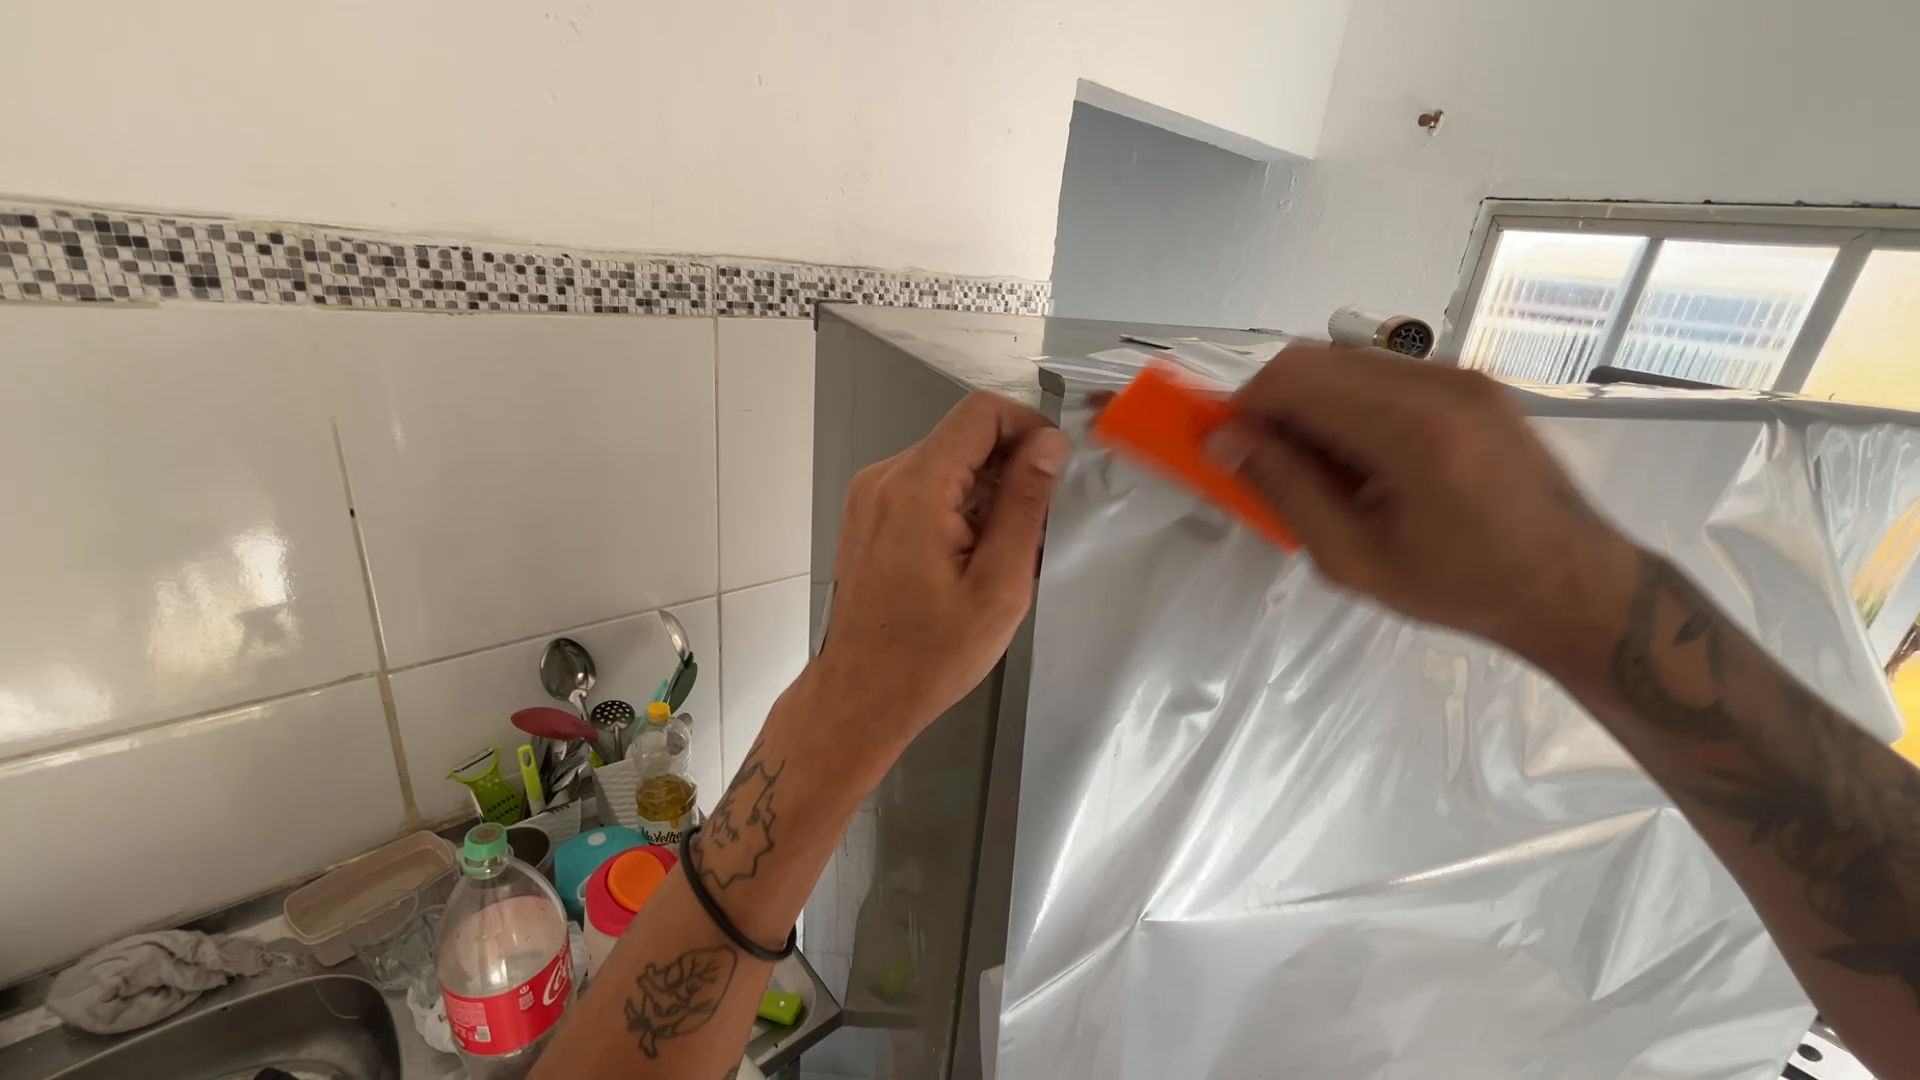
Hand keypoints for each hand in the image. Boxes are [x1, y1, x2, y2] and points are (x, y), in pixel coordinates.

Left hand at [812, 391, 1068, 744]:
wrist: (860, 695)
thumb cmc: (930, 654)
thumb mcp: (999, 585)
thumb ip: (1025, 506)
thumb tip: (1048, 445)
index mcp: (915, 487)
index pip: (981, 412)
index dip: (1028, 428)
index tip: (1053, 470)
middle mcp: (884, 478)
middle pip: (963, 437)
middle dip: (1009, 469)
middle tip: (1035, 527)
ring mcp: (870, 496)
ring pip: (946, 462)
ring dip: (985, 492)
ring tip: (1002, 552)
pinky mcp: (867, 515)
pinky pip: (923, 487)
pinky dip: (956, 506)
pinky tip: (970, 556)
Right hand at [1209, 344, 1637, 655]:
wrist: (1572, 582)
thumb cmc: (1458, 585)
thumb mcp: (1351, 558)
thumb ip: (1284, 490)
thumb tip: (1224, 441)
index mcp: (1413, 432)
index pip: (1294, 380)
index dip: (1242, 408)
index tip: (1226, 449)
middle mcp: (1439, 384)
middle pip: (1312, 358)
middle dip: (1269, 403)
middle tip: (1263, 460)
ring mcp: (1461, 374)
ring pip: (1341, 359)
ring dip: (1306, 403)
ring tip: (1315, 466)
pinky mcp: (1470, 379)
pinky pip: (1378, 372)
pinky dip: (1344, 402)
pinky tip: (1357, 455)